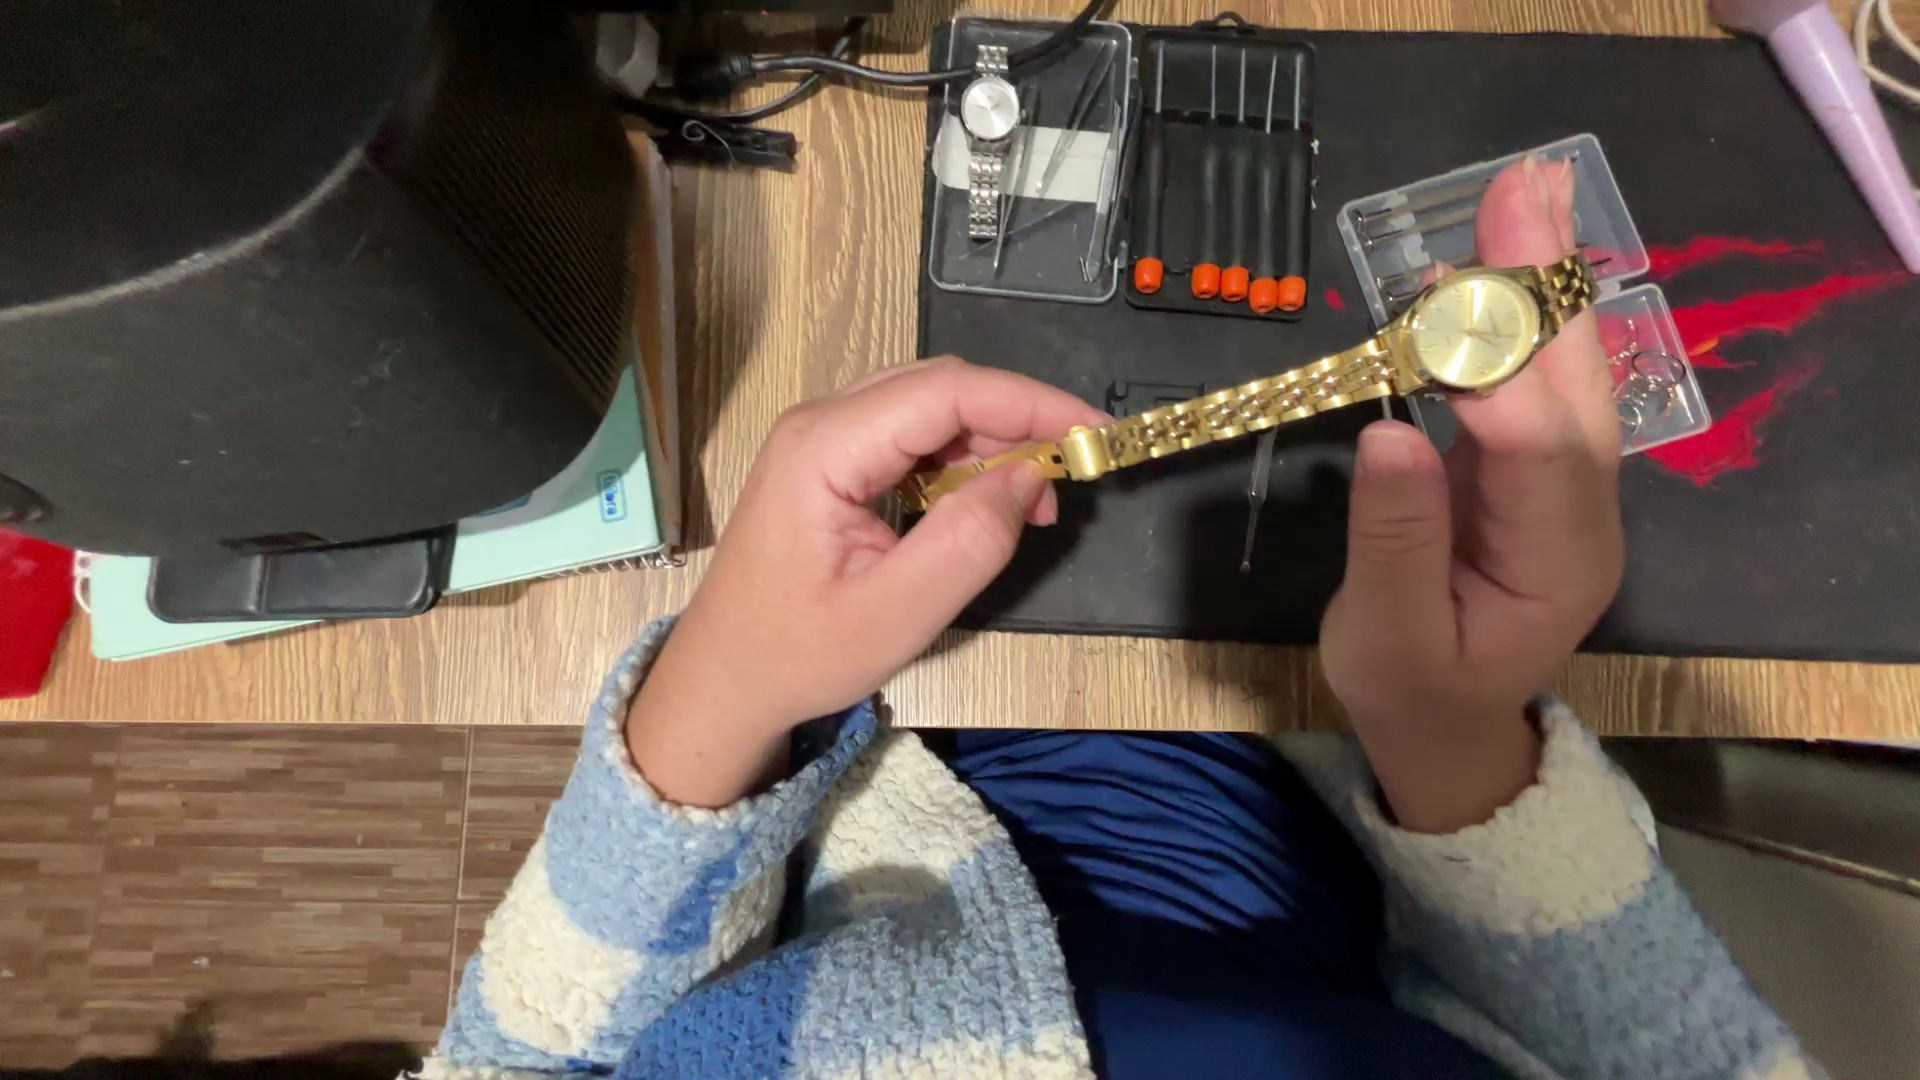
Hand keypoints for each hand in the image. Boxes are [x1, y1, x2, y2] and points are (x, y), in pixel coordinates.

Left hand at [626, 358, 1107, 805]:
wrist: (725, 679)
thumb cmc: (798, 655)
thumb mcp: (894, 615)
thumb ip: (967, 542)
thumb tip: (1029, 476)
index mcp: (824, 446)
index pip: (947, 392)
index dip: (1030, 402)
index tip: (1093, 432)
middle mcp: (821, 422)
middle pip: (939, 389)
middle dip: (1016, 420)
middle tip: (1068, 474)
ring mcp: (823, 439)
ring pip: (929, 410)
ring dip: (991, 442)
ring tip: (1034, 501)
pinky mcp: (832, 463)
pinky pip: (911, 440)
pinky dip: (961, 462)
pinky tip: (986, 501)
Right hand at [1320, 156, 1624, 831]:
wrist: (1440, 721)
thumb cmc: (1408, 686)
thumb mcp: (1387, 632)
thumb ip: (1393, 539)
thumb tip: (1384, 431)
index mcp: (1556, 562)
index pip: (1539, 457)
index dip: (1495, 386)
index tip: (1444, 320)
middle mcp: (1577, 513)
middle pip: (1572, 391)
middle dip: (1545, 291)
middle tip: (1520, 193)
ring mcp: (1552, 492)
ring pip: (1557, 381)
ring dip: (1534, 291)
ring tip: (1510, 205)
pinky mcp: (1517, 478)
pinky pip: (1520, 395)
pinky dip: (1500, 334)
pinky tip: (1474, 285)